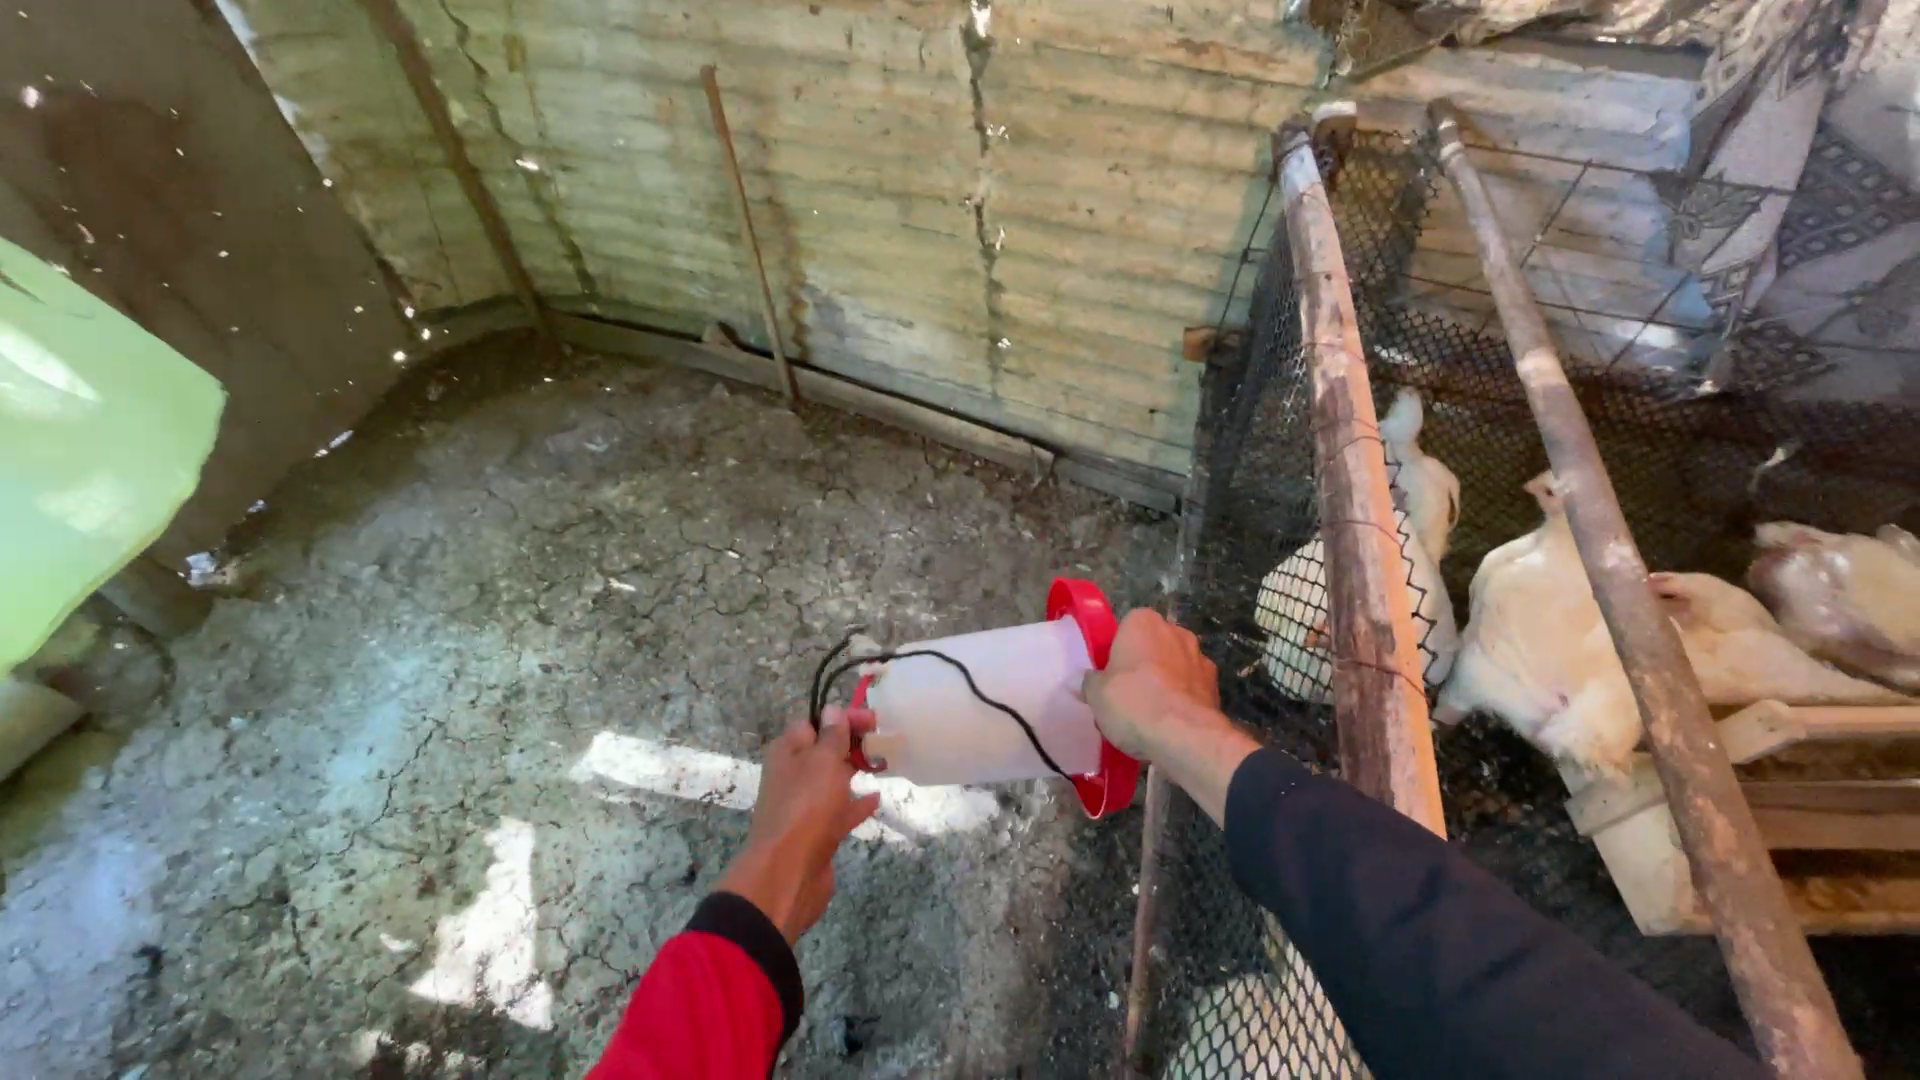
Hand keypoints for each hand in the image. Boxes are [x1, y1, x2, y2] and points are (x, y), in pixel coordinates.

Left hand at [717, 706, 881, 943]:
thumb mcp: (822, 761)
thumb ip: (831, 735)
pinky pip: (840, 811)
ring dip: (854, 770)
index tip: (873, 720)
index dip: (842, 717)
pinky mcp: (818, 832)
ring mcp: (805, 806)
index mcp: (787, 752)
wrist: (788, 872)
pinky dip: (856, 804)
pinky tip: (876, 799)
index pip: (814, 723)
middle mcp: (793, 775)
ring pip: (832, 781)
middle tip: (883, 739)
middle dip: (851, 743)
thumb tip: (832, 708)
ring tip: (884, 764)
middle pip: (824, 751)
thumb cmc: (806, 806)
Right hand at [1082, 609, 1221, 760]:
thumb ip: (1090, 682)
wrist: (1184, 736)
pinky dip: (1181, 702)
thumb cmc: (1133, 703)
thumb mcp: (1096, 694)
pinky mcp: (1216, 687)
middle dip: (1142, 666)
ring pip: (1174, 668)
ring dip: (1164, 683)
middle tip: (1125, 695)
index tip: (1109, 675)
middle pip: (1152, 647)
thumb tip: (1086, 682)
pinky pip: (1190, 690)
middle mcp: (1176, 631)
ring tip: (1148, 716)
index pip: (1125, 628)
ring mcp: (1201, 658)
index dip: (1116, 652)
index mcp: (1143, 621)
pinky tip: (1169, 726)